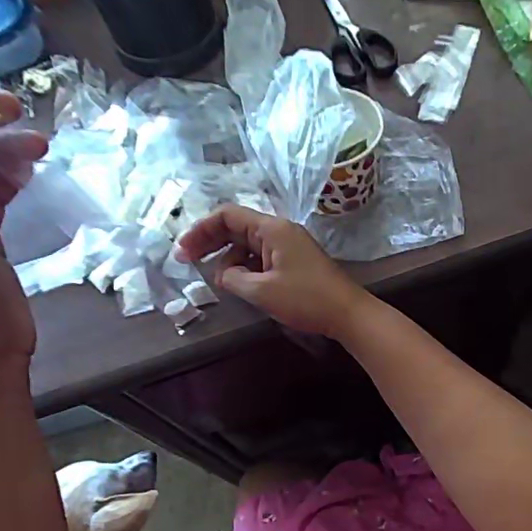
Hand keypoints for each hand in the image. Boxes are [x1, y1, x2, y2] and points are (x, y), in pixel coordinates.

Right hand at [175, 203, 371, 339]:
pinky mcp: (294, 262)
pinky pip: (261, 257)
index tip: (184, 252)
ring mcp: (288, 246)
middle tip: (188, 261)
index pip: (227, 216)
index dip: (201, 231)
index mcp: (272, 229)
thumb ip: (233, 278)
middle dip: (210, 242)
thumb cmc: (306, 299)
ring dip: (229, 260)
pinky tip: (239, 285)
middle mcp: (279, 231)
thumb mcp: (262, 291)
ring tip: (219, 281)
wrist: (347, 314)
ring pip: (248, 245)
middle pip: (236, 227)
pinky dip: (246, 268)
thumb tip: (222, 274)